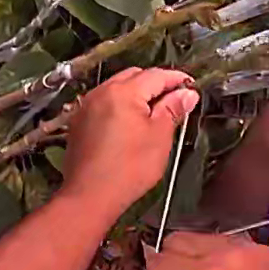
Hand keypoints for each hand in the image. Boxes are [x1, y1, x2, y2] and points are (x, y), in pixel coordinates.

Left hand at [61, 67, 196, 215]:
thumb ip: (172, 109)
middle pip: (133, 76)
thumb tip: (187, 93)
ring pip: (115, 88)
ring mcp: (86, 106)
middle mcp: (101, 92)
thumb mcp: (159, 137)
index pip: (154, 75)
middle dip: (155, 83)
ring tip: (153, 111)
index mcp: (123, 92)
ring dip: (135, 93)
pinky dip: (118, 105)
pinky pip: (102, 102)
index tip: (190, 85)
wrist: (90, 194)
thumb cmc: (129, 168)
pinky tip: (129, 121)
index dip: (176, 78)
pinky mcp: (78, 121)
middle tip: (174, 98)